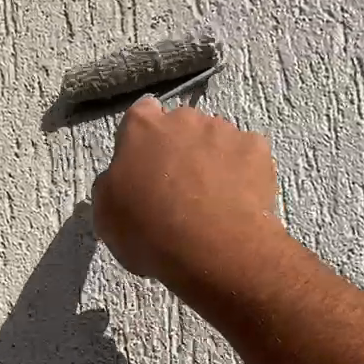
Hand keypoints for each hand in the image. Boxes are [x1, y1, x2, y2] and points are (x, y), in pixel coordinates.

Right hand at [90, 97, 288, 287]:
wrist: (210, 248)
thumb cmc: (148, 232)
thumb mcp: (106, 216)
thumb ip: (111, 185)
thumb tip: (120, 178)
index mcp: (141, 129)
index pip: (139, 115)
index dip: (142, 140)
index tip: (145, 166)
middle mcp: (184, 118)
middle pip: (180, 127)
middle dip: (179, 150)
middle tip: (178, 191)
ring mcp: (224, 130)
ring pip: (215, 140)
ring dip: (211, 162)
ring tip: (210, 202)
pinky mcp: (256, 149)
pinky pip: (246, 156)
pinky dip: (242, 173)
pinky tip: (236, 202)